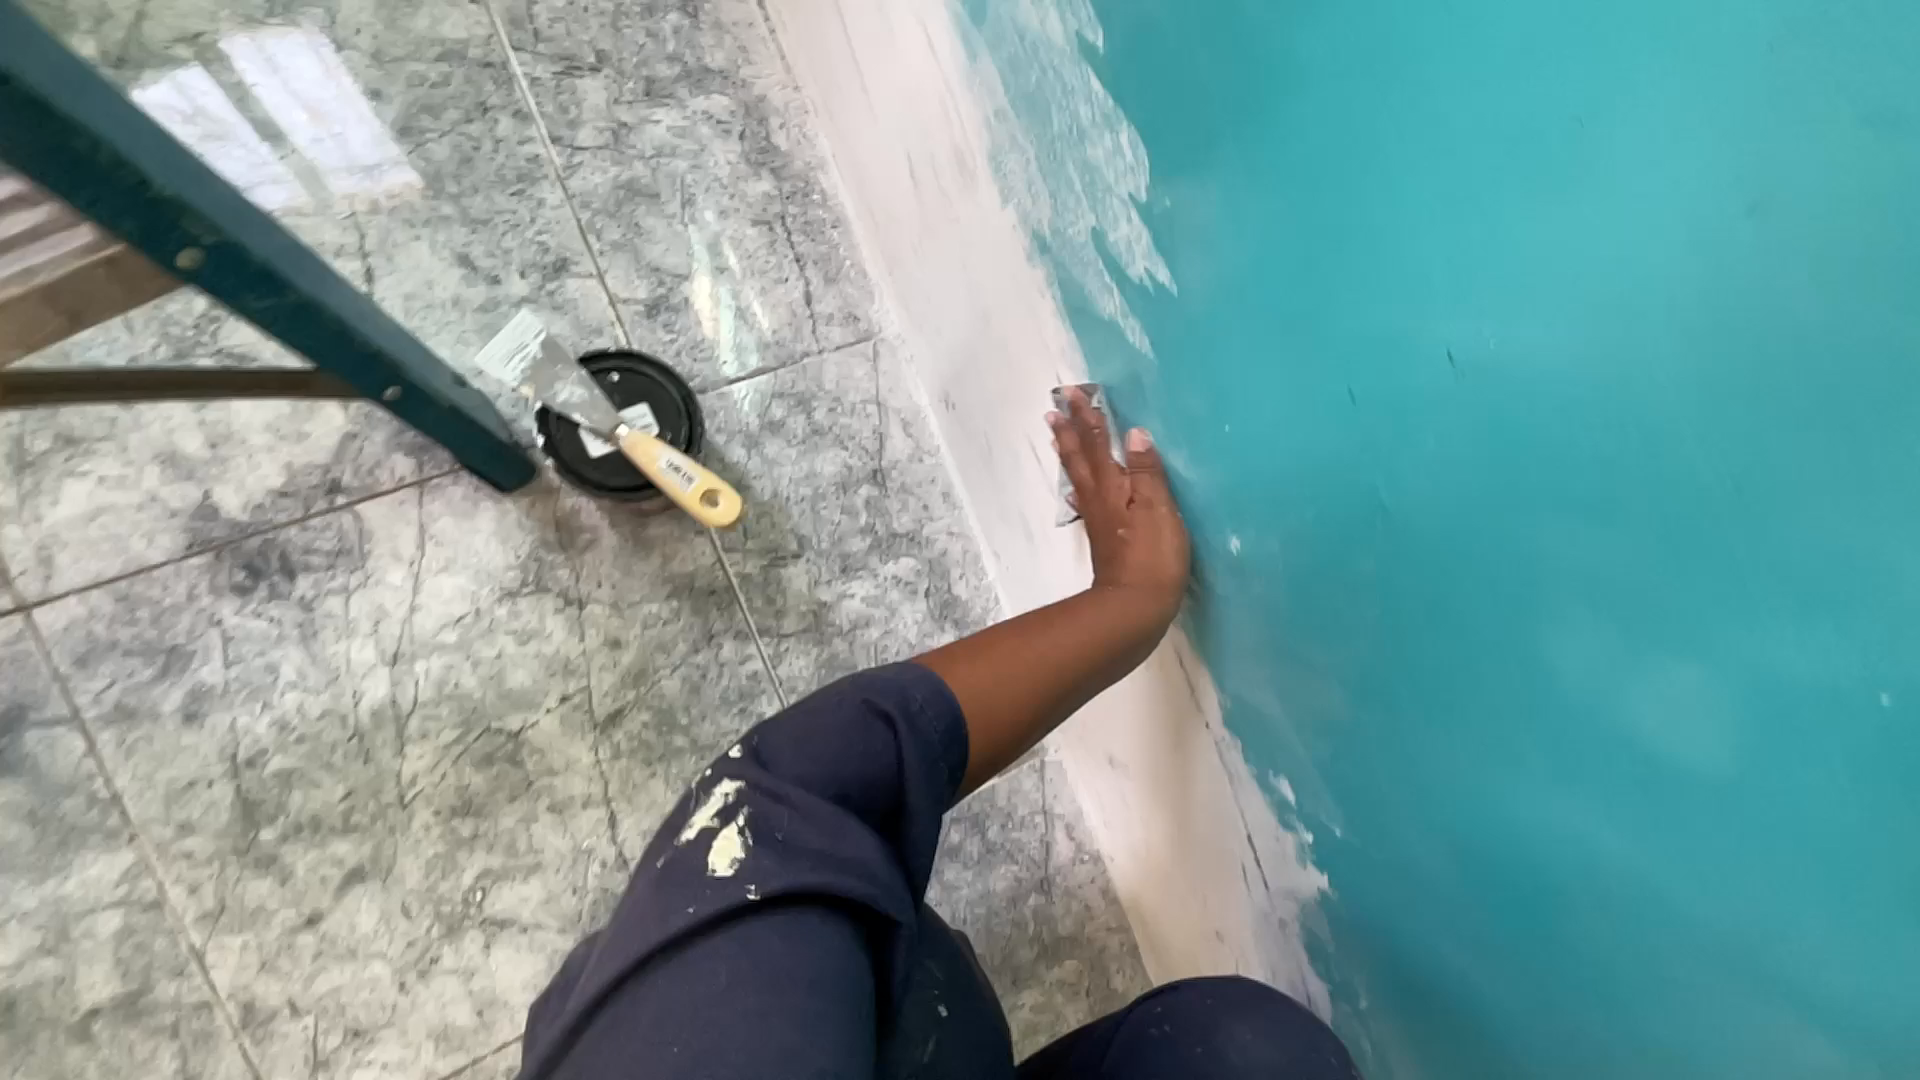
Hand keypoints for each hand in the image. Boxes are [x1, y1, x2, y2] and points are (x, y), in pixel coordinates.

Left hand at [1048, 387, 1190, 622]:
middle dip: (1069, 431)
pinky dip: (1077, 485)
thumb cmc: (1152, 556)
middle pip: (1080, 458)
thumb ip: (1146, 471)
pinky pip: (1084, 498)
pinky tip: (1076, 489)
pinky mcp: (1102, 535)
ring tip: (1058, 436)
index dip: (1087, 418)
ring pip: (1078, 476)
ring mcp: (1097, 518)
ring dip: (1069, 453)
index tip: (1073, 393)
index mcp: (1113, 487)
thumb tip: (1134, 433)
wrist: (1134, 606)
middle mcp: (1098, 498)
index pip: (1097, 444)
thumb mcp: (1158, 509)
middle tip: (1054, 410)